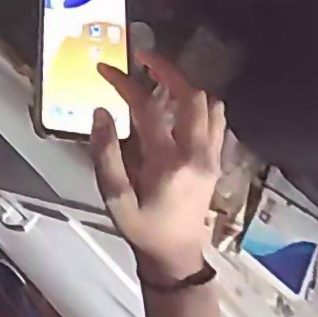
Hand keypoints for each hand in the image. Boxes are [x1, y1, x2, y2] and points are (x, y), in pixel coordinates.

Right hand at [91, 52, 225, 284]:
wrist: (176, 258)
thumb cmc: (142, 227)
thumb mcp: (115, 198)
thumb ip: (106, 155)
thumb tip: (102, 113)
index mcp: (170, 162)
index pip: (148, 108)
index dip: (125, 83)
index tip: (106, 69)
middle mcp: (197, 153)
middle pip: (192, 96)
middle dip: (167, 69)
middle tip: (143, 58)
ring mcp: (212, 156)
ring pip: (210, 104)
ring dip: (185, 84)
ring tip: (160, 76)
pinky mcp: (215, 160)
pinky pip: (216, 119)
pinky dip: (198, 103)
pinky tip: (178, 103)